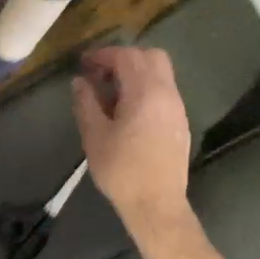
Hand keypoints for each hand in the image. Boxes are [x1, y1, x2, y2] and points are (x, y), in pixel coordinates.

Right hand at [72, 46, 193, 236]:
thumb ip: (86, 105)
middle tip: (100, 75)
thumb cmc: (121, 171)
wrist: (156, 203)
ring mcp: (177, 107)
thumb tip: (79, 82)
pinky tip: (127, 111)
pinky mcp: (180, 122)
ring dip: (136, 74)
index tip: (84, 64)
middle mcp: (167, 93)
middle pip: (150, 57)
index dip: (103, 55)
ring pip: (160, 74)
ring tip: (110, 94)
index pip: (126, 57)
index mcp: (145, 93)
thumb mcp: (94, 137)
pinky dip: (145, 89)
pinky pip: (164, 92)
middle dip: (124, 58)